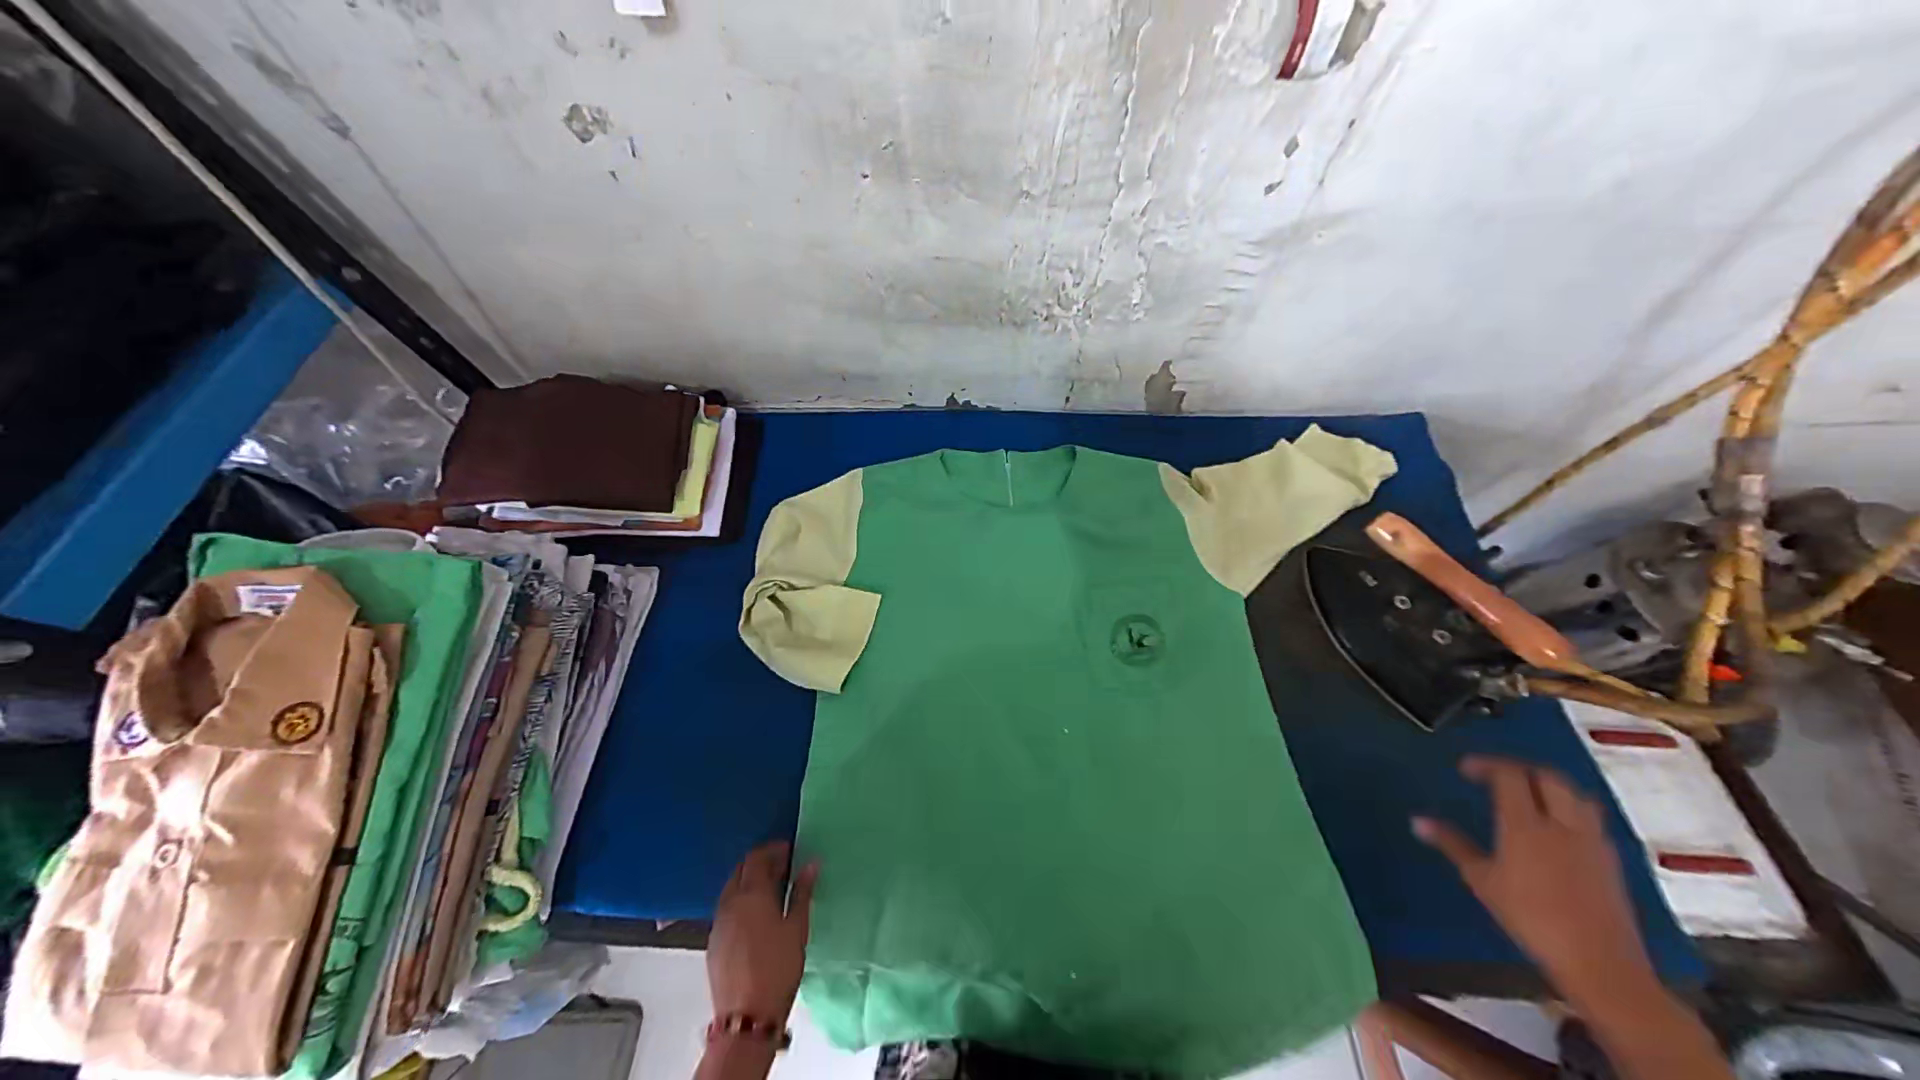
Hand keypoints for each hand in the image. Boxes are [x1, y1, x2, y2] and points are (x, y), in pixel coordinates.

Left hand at [708, 841, 817, 1024]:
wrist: (746, 1015)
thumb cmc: (779, 967)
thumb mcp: (797, 927)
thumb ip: (802, 892)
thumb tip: (810, 864)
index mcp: (752, 893)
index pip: (758, 857)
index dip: (773, 849)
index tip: (790, 850)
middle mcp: (730, 902)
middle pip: (742, 869)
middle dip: (760, 862)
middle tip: (782, 866)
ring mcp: (719, 922)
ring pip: (731, 888)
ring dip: (748, 880)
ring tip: (770, 889)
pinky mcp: (713, 941)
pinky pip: (726, 908)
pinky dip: (740, 900)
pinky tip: (755, 914)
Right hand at [1413, 756, 1656, 1005]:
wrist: (1599, 961)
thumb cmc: (1530, 917)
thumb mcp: (1482, 880)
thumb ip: (1452, 844)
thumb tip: (1418, 821)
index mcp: (1525, 824)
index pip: (1509, 775)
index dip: (1486, 765)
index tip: (1465, 770)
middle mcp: (1562, 823)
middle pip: (1547, 776)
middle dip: (1520, 769)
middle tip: (1496, 776)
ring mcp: (1591, 839)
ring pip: (1574, 793)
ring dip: (1548, 784)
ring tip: (1528, 794)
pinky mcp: (1611, 858)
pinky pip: (1590, 816)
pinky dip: (1569, 807)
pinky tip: (1556, 826)